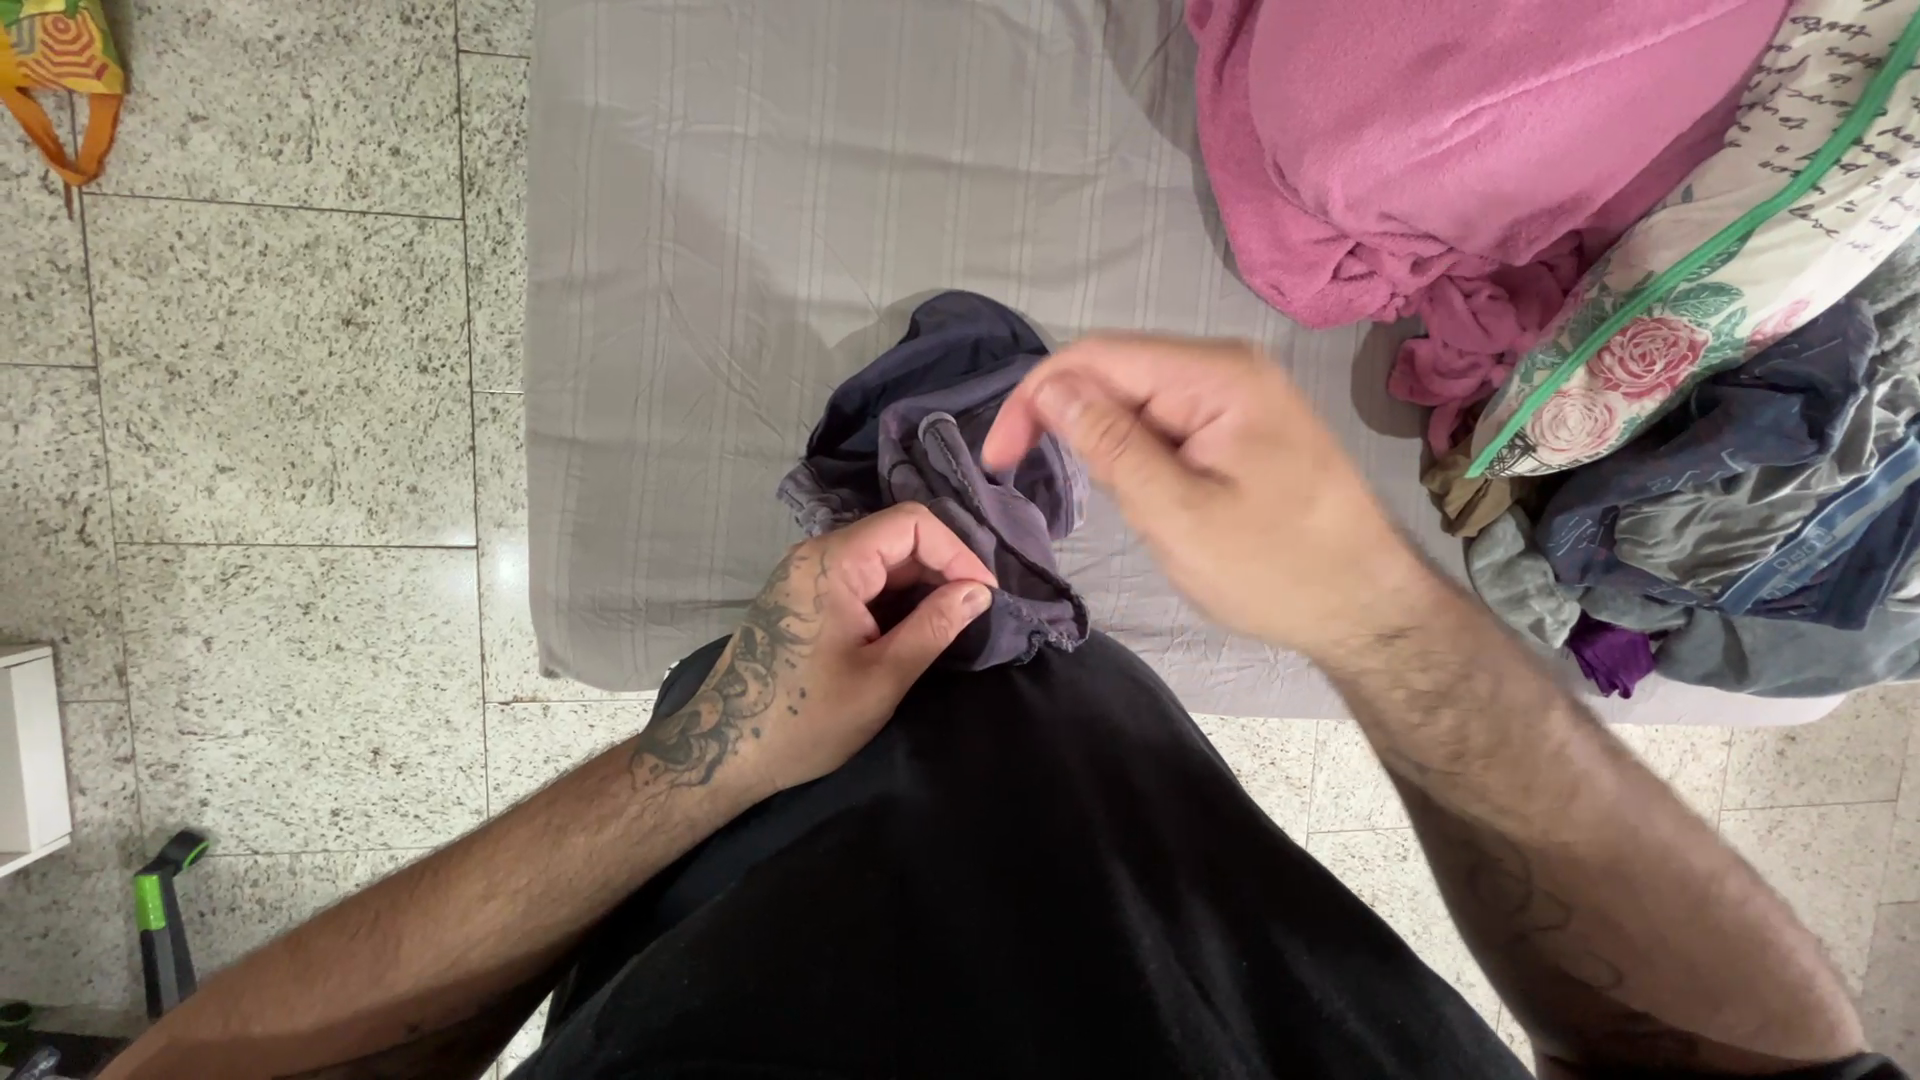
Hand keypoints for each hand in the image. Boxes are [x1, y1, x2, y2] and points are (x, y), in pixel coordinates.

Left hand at [631, 502, 996, 796]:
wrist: (725, 752)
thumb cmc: (806, 719)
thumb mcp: (883, 676)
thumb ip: (935, 625)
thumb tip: (979, 591)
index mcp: (833, 562)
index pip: (911, 523)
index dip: (957, 551)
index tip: (984, 595)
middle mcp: (816, 554)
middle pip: (896, 536)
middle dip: (942, 566)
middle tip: (975, 610)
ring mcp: (806, 574)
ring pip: (880, 558)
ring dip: (921, 583)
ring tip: (953, 619)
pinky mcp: (803, 596)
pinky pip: (860, 578)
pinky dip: (894, 595)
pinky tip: (916, 625)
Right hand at [983, 335, 1439, 659]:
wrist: (1366, 608)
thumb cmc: (1276, 570)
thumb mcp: (1179, 515)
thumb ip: (1112, 446)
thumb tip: (1054, 390)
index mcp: (1216, 376)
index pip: (1097, 357)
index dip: (1035, 397)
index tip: (999, 457)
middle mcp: (1227, 368)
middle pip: (1115, 371)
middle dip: (1063, 417)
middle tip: (1022, 476)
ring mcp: (1237, 396)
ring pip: (1136, 399)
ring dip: (1100, 439)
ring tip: (1098, 494)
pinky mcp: (1239, 425)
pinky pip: (1165, 421)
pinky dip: (1133, 451)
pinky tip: (1135, 488)